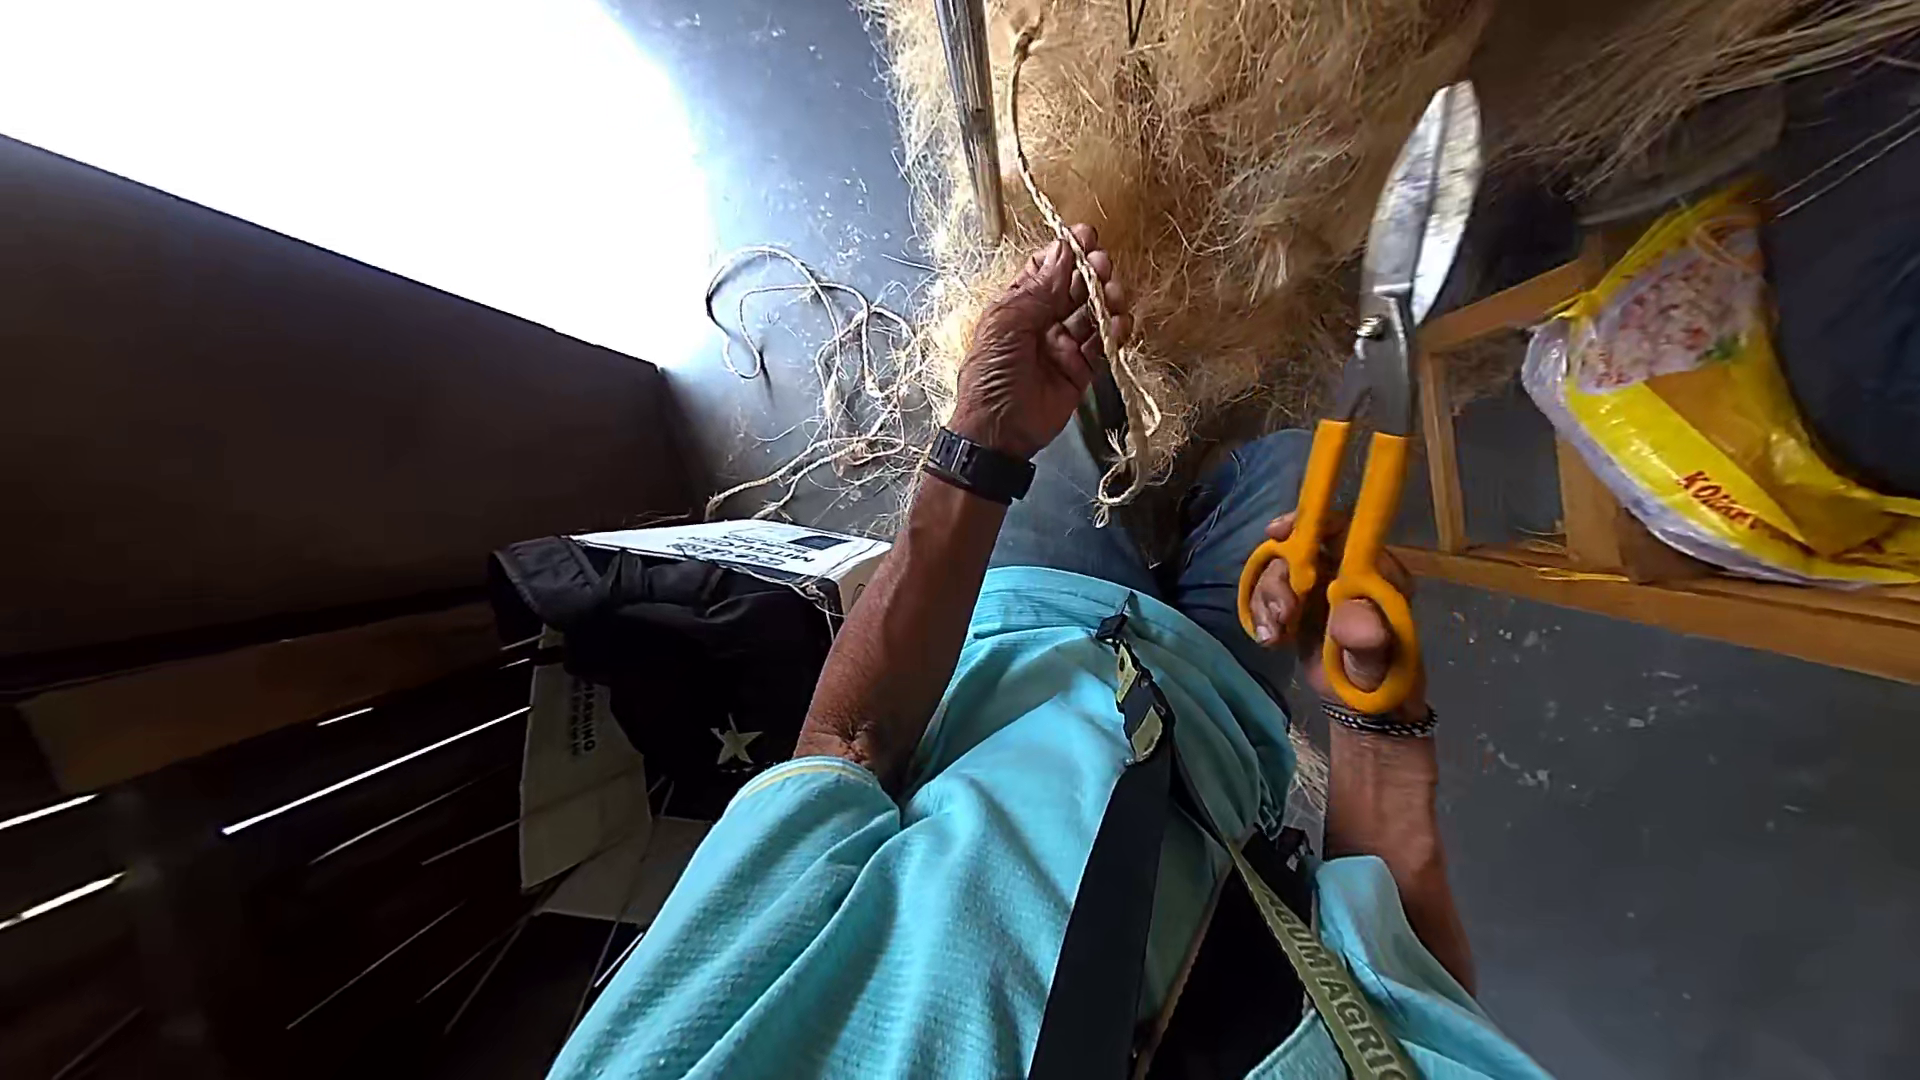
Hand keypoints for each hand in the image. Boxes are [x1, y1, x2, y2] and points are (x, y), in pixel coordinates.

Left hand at [949, 224, 1131, 459]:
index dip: (1066, 253)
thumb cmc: (992, 374)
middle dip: (1090, 274)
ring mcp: (1063, 348)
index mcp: (1018, 308)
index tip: (1086, 236)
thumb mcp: (1008, 324)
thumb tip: (1063, 247)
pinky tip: (1118, 325)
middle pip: (1074, 290)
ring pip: (1092, 316)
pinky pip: (1102, 348)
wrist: (998, 431)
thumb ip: (1040, 289)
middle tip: (1103, 266)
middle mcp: (1042, 323)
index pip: (1046, 271)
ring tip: (1113, 295)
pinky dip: (1113, 334)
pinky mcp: (1081, 372)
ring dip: (1105, 301)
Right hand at [1248, 511, 1428, 721]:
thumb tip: (1350, 614)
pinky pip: (1264, 596)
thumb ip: (1368, 637)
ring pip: (1275, 573)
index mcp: (1372, 573)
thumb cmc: (1382, 680)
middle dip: (1278, 578)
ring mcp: (1314, 588)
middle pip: (1296, 551)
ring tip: (1273, 636)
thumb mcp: (1380, 662)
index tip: (1278, 534)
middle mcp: (1340, 572)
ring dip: (1266, 601)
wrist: (1361, 706)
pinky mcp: (1293, 606)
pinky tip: (1268, 640)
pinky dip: (1259, 615)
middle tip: (1281, 614)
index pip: (1342, 529)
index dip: (1310, 523)